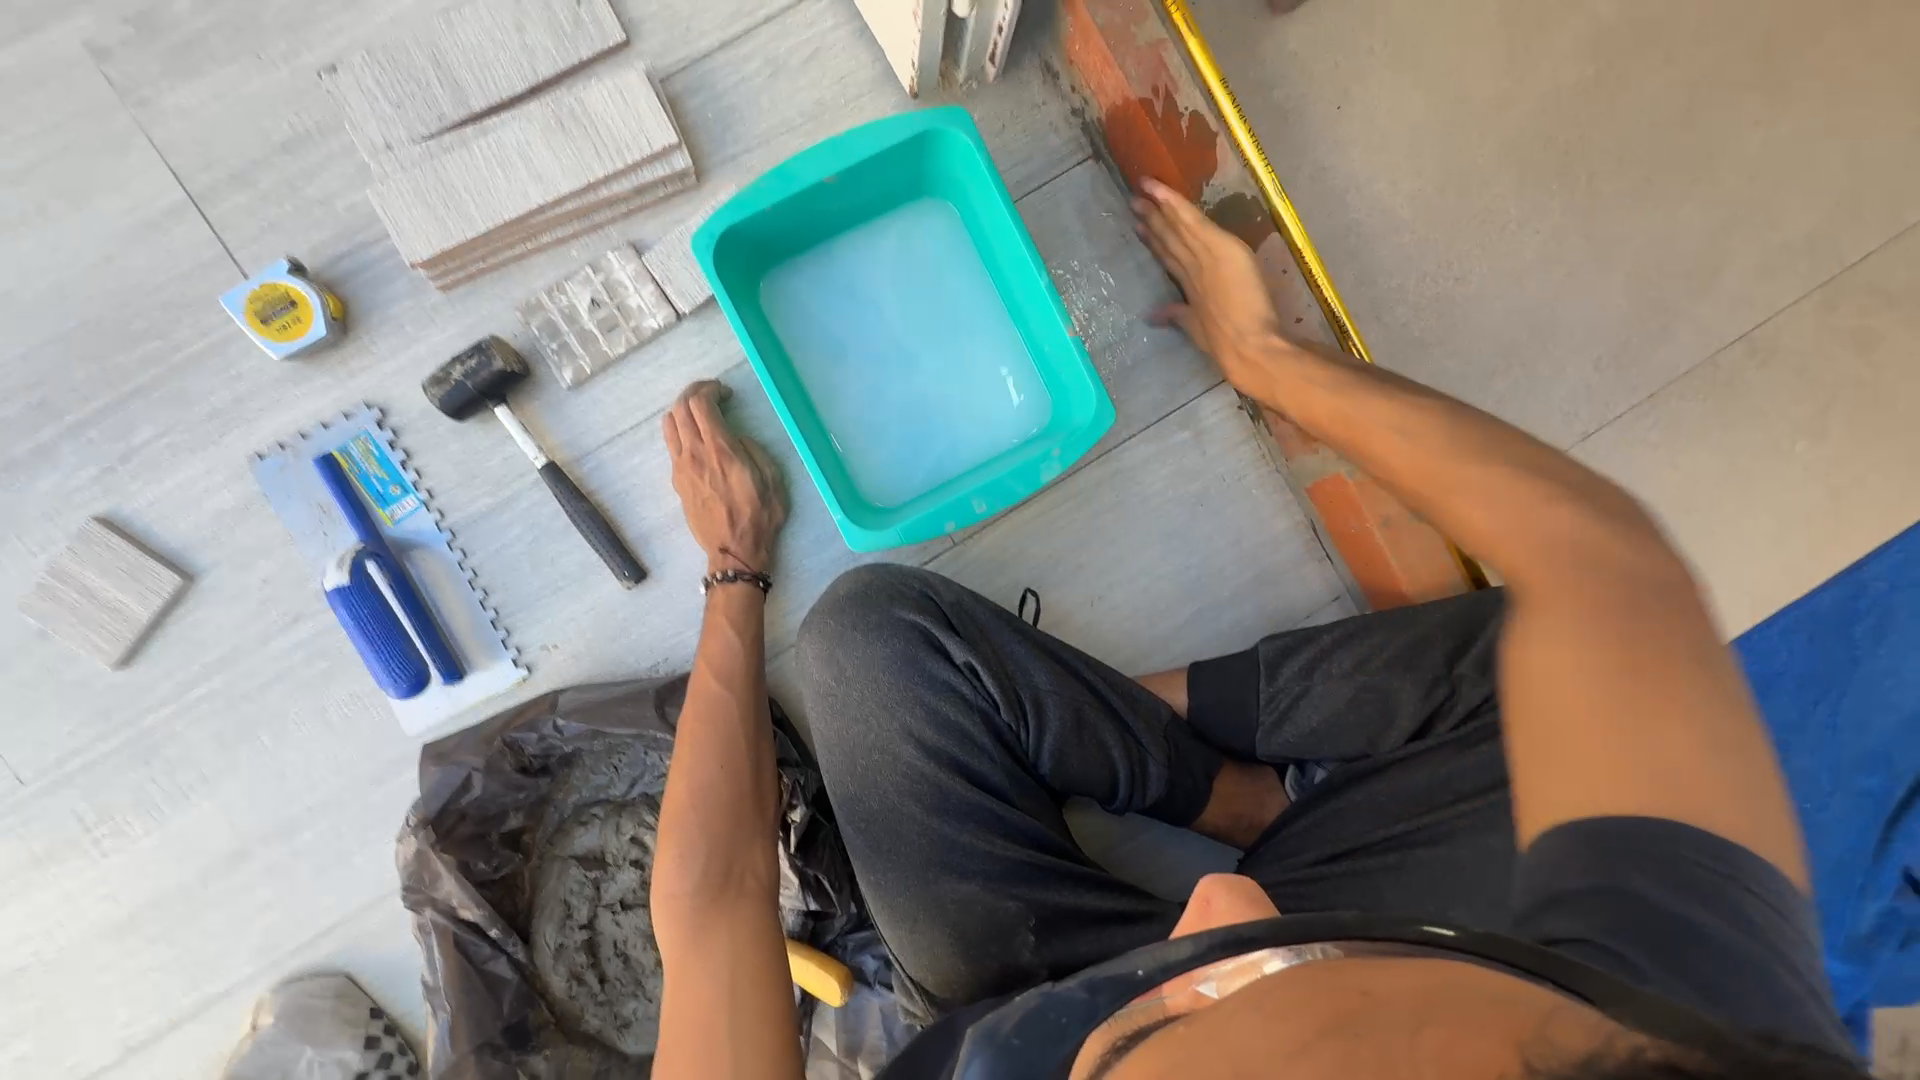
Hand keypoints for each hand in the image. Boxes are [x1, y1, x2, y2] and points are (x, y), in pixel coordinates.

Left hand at [664, 381, 786, 572]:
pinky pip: (671, 444)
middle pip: (680, 408)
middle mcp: (694, 454)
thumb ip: (753, 450)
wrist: (734, 550)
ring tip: (700, 413)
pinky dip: (680, 430)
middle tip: (712, 395)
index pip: (701, 404)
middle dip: (694, 393)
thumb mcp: (772, 479)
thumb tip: (735, 438)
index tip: (725, 393)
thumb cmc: (760, 516)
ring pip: (670, 424)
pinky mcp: (677, 480)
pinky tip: (697, 439)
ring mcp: (681, 467)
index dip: (710, 390)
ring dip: (683, 410)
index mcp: (720, 450)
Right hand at [1132, 178, 1291, 400]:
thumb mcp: (1196, 328)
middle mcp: (1190, 267)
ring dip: (1159, 205)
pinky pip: (1192, 220)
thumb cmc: (1225, 343)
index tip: (1139, 226)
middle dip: (1151, 219)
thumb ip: (1176, 315)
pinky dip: (1176, 204)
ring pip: (1176, 225)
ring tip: (1143, 188)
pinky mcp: (1217, 247)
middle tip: (1134, 201)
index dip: (1154, 241)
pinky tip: (1161, 190)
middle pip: (1168, 238)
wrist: (1245, 344)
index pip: (1168, 257)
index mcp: (1188, 286)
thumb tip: (1152, 314)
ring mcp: (1203, 255)